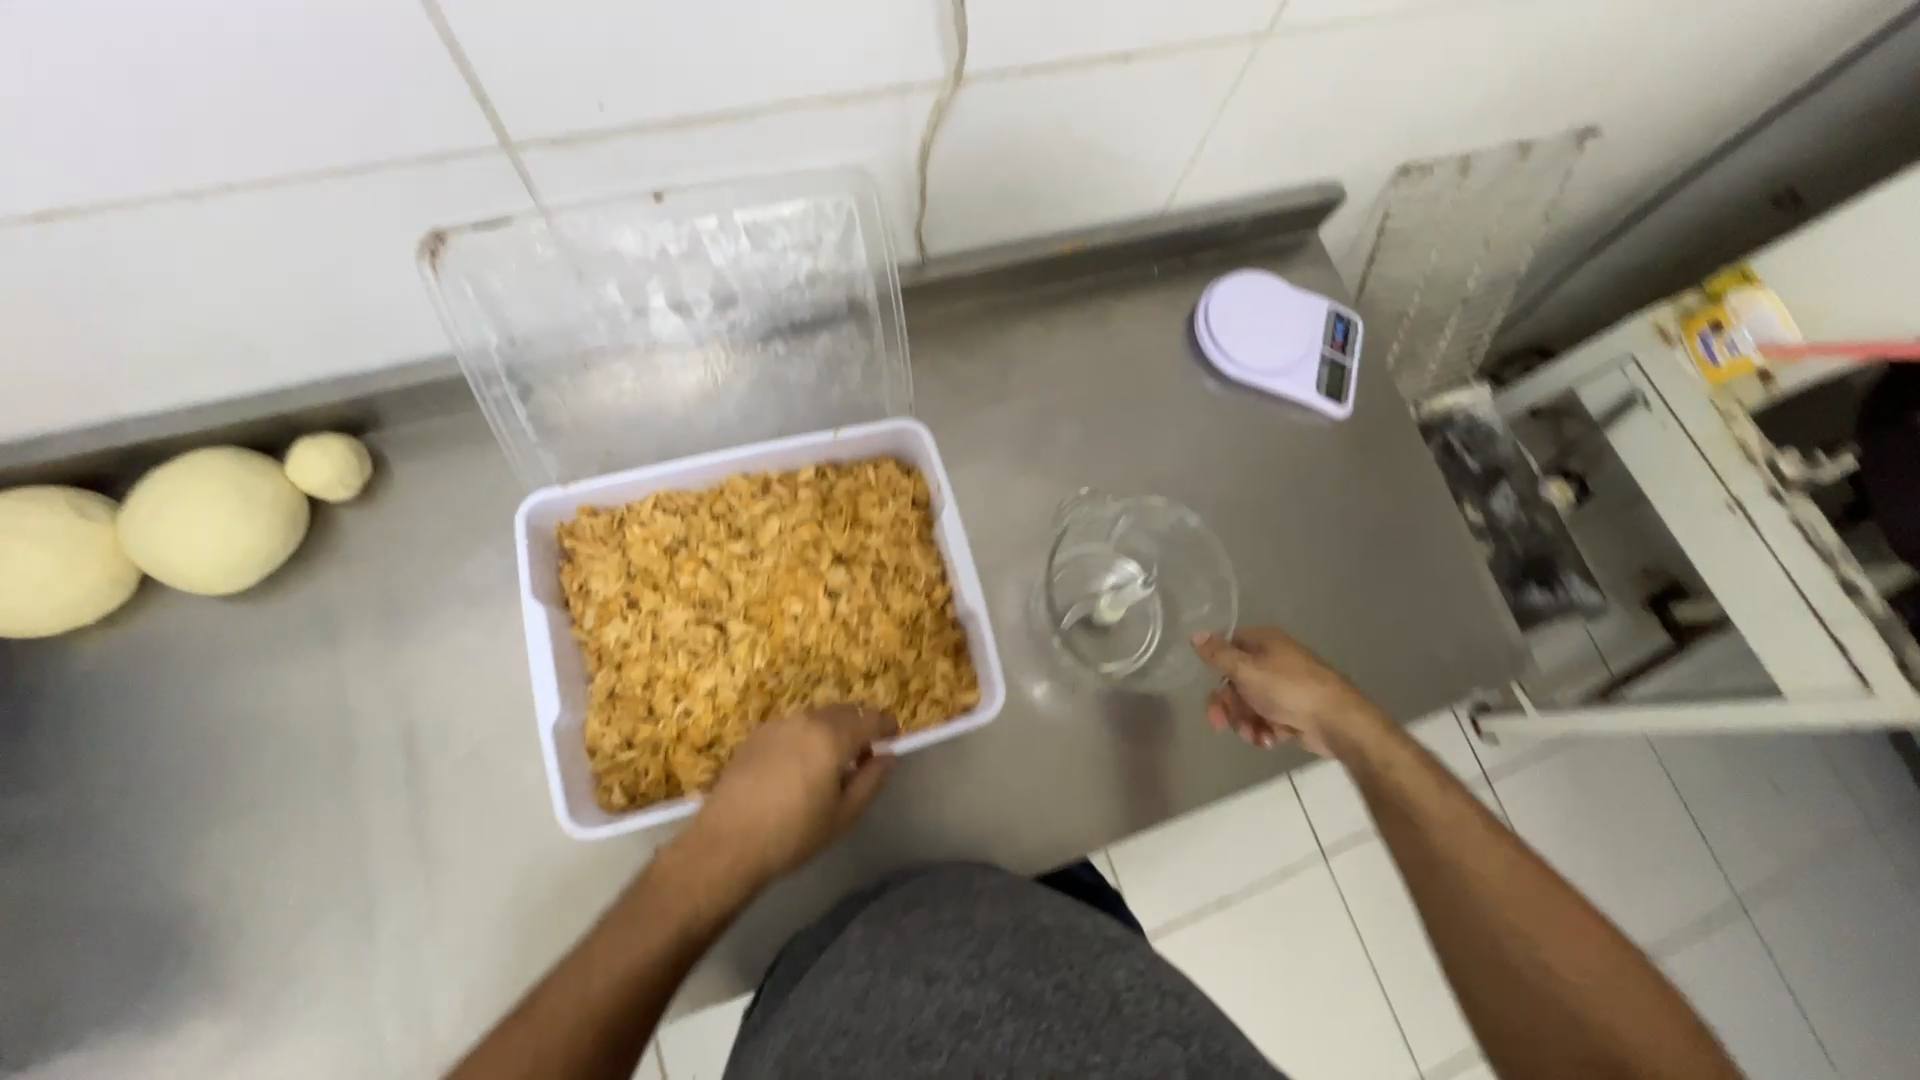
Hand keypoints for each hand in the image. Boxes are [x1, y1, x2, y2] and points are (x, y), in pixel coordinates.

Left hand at [682, 705, 898, 888]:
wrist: (727, 843)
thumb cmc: (792, 834)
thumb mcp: (843, 814)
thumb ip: (871, 780)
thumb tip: (888, 756)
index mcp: (832, 737)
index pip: (870, 719)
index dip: (887, 726)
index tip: (893, 738)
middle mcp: (806, 721)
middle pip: (844, 712)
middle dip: (860, 726)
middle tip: (864, 754)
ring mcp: (778, 725)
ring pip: (816, 718)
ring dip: (832, 730)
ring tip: (831, 762)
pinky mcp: (756, 736)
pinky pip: (792, 727)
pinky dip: (806, 736)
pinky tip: (799, 766)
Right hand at [1192, 626, 1386, 758]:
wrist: (1336, 722)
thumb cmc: (1288, 690)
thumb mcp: (1246, 670)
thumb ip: (1218, 655)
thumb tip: (1195, 634)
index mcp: (1264, 643)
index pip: (1228, 648)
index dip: (1216, 670)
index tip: (1210, 691)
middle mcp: (1273, 661)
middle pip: (1235, 682)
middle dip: (1229, 706)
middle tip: (1222, 725)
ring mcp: (1284, 687)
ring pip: (1249, 705)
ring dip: (1245, 723)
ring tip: (1256, 735)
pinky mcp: (1292, 711)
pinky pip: (1266, 719)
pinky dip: (1264, 730)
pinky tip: (1270, 740)